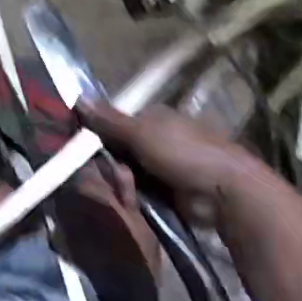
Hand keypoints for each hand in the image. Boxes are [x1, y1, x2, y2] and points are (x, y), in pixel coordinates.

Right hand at [76, 102, 255, 217]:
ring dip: (124, 184)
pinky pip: (141, 192)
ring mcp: (165, 166)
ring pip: (127, 174)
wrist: (224, 192)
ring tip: (127, 194)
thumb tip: (78, 96)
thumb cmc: (183, 152)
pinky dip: (136, 198)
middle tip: (114, 177)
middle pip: (119, 150)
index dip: (100, 135)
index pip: (116, 122)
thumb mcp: (140, 132)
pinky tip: (134, 204)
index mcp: (155, 117)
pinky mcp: (169, 192)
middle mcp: (159, 138)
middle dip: (113, 165)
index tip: (86, 151)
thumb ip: (109, 120)